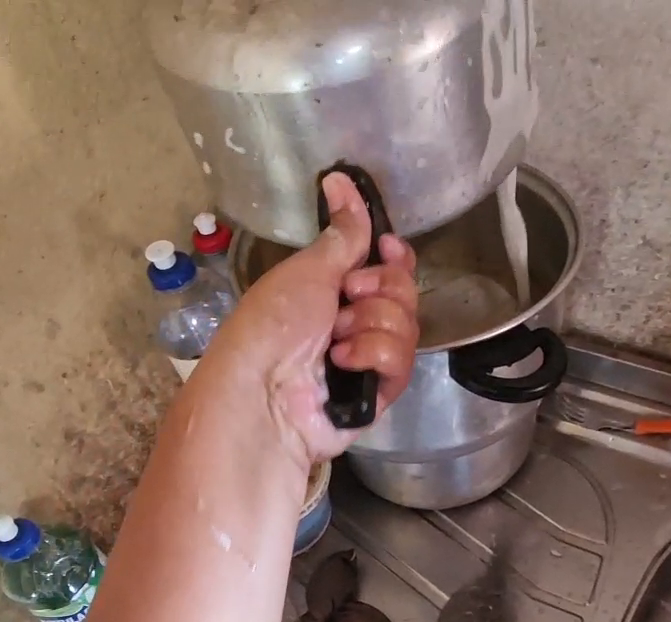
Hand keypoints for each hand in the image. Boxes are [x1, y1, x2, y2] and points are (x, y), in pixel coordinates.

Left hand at [198, 172, 418, 463]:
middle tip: (346, 297)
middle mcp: (357, 324)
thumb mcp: (309, 269)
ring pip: (407, 325)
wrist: (264, 392)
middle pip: (405, 292)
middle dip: (379, 289)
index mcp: (337, 292)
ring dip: (370, 324)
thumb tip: (340, 179)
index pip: (389, 268)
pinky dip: (372, 355)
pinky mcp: (380, 393)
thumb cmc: (275, 324)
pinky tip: (342, 364)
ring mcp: (370, 360)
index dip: (395, 256)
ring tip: (335, 340)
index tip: (386, 246)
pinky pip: (401, 362)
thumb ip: (342, 233)